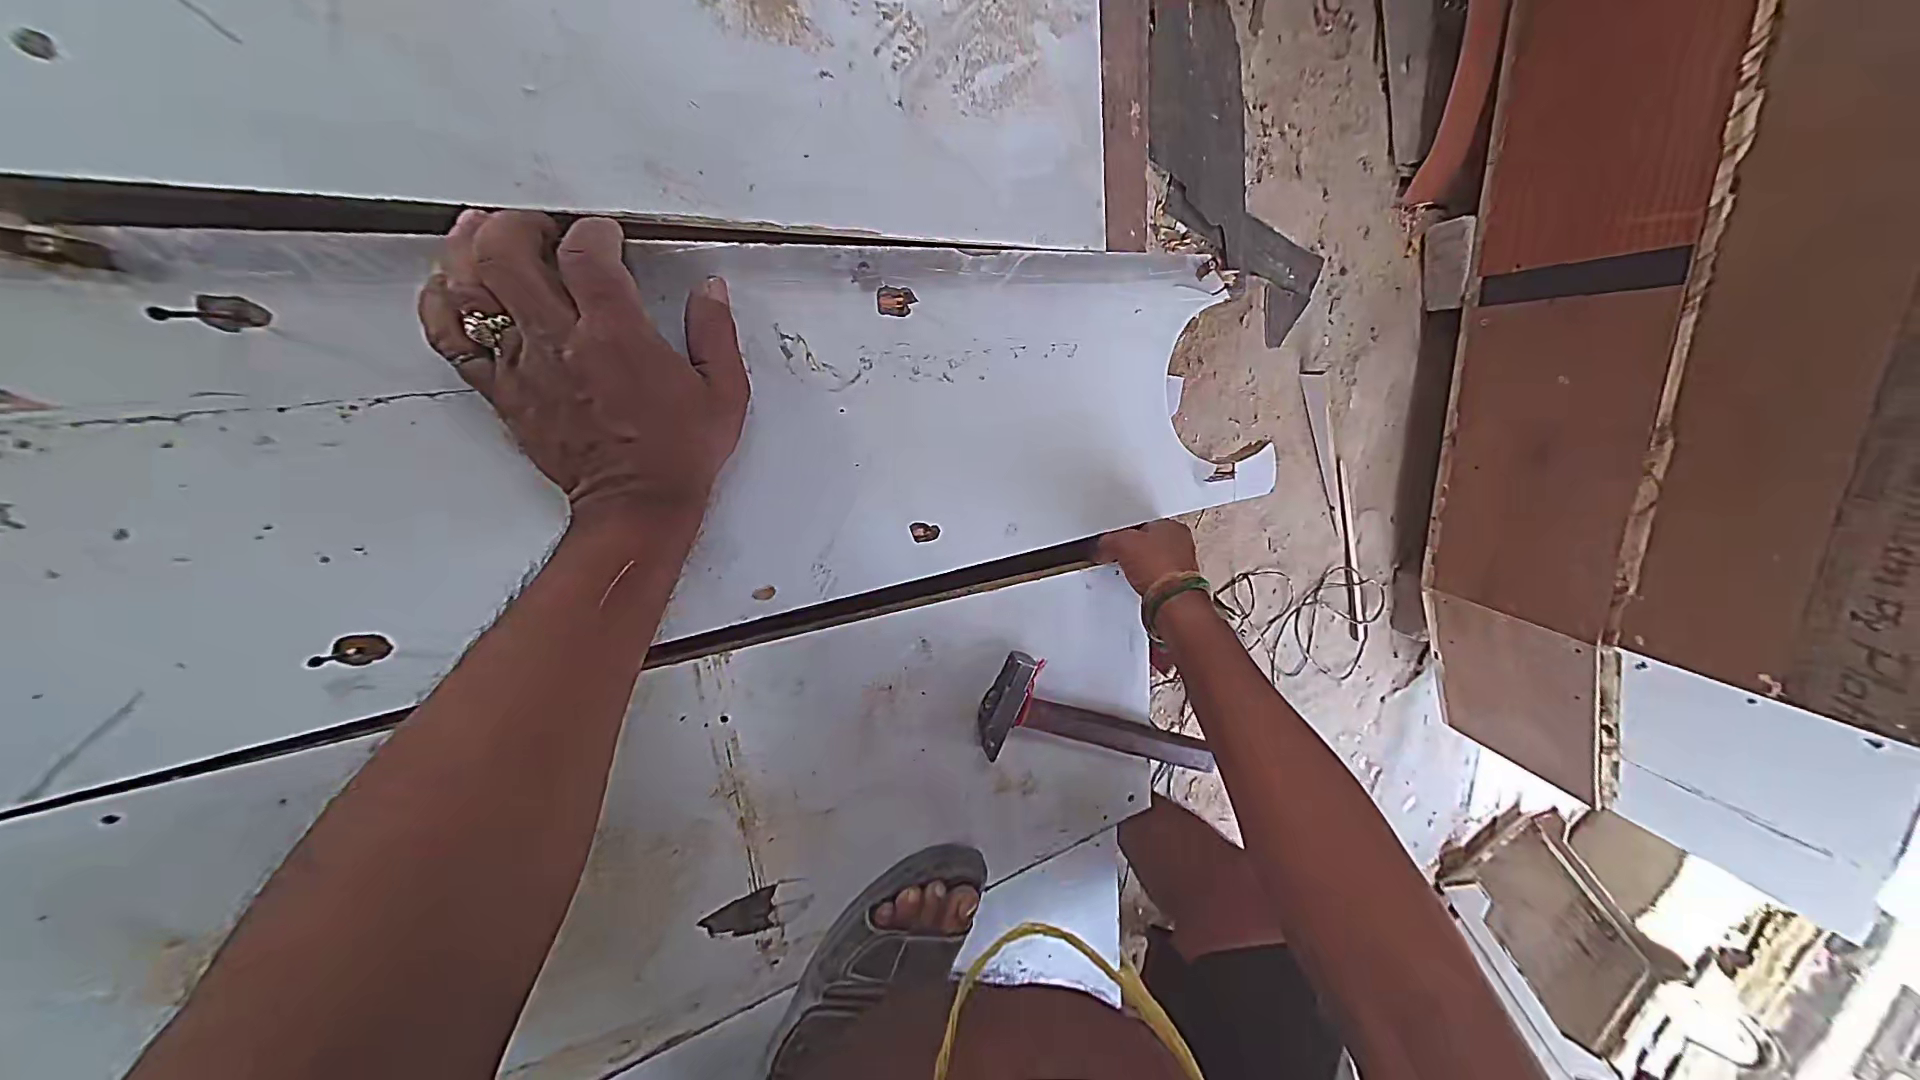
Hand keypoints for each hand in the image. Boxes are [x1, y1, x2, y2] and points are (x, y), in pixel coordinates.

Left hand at [417, 210, 749, 521]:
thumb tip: (710, 292)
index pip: (586, 254)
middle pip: (508, 252)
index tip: (606, 235)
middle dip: (519, 223)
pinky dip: (440, 302)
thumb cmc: (679, 454)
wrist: (638, 504)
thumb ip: (715, 334)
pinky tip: (450, 286)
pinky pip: (450, 337)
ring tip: (485, 233)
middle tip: (539, 227)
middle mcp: (561, 343)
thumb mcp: (724, 392)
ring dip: (469, 247)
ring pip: (468, 284)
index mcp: (618, 337)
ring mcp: (524, 367)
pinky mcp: (503, 392)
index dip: (593, 230)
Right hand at [1097, 519, 1200, 595]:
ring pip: (1151, 562)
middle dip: (1132, 549)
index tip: (1113, 539)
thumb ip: (1108, 541)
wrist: (1169, 597)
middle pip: (1148, 543)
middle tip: (1118, 554)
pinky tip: (1138, 584)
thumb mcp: (1120, 544)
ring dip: (1138, 567)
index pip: (1143, 523)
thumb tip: (1102, 547)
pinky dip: (1144, 581)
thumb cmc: (1157, 567)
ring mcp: (1180, 565)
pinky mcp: (1175, 585)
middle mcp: (1180, 544)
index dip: (1124, 531)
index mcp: (1172, 526)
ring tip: (1128, 571)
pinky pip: (1154, 578)